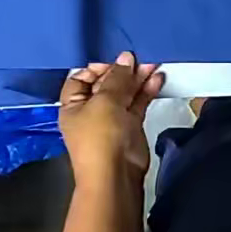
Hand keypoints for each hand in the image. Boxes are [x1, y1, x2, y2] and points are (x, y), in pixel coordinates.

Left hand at [59, 51, 165, 182]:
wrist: (115, 174)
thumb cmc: (100, 136)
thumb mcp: (105, 101)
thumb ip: (118, 77)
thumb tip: (126, 57)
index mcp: (73, 105)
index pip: (80, 78)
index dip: (96, 68)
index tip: (115, 62)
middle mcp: (90, 110)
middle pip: (105, 84)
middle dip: (122, 71)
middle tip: (139, 59)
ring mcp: (111, 118)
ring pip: (124, 92)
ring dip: (137, 79)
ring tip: (153, 65)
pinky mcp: (130, 125)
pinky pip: (137, 103)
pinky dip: (146, 91)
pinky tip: (157, 79)